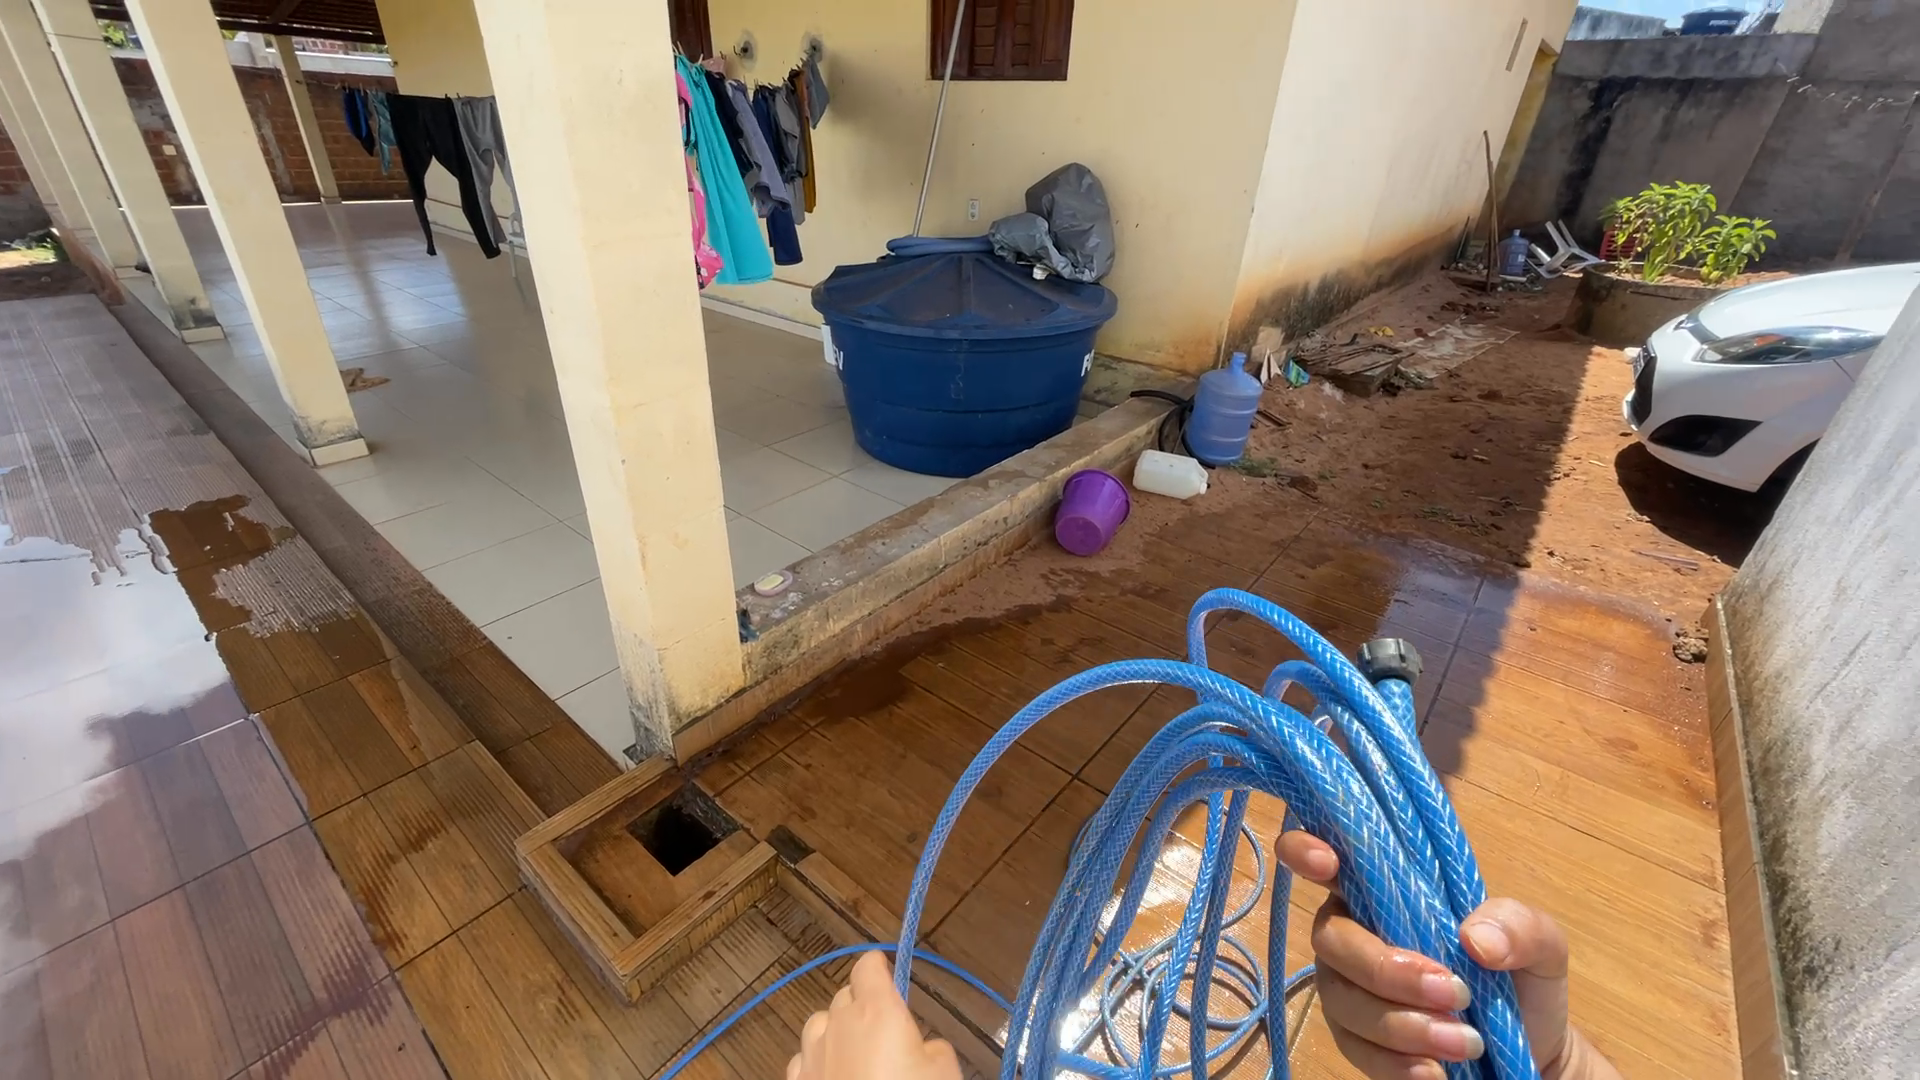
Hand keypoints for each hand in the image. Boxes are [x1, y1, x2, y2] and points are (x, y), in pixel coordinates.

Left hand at [787, 951, 962, 1079]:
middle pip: (844, 994)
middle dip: (862, 1004)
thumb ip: (932, 1047)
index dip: (878, 968)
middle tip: (884, 1030)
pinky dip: (815, 1063)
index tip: (889, 977)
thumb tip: (919, 1048)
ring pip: (818, 1024)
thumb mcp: (944, 1070)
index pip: (868, 966)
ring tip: (854, 1054)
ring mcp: (810, 1057)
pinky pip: (802, 1061)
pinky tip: (831, 1079)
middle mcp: (838, 1024)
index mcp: (876, 1010)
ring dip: (834, 1030)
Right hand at [1276, 831, 1620, 1079]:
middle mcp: (1347, 928)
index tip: (1329, 864)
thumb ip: (1517, 926)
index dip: (1305, 848)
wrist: (1531, 1052)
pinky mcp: (1352, 1036)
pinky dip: (1394, 1063)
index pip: (1320, 853)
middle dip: (1385, 969)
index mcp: (1375, 887)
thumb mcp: (1538, 942)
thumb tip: (1475, 941)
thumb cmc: (1517, 974)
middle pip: (1330, 938)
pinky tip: (1436, 1073)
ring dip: (1400, 1023)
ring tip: (1467, 1044)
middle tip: (1454, 993)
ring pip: (1340, 996)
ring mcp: (1343, 983)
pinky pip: (1353, 1048)